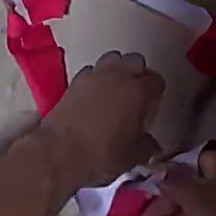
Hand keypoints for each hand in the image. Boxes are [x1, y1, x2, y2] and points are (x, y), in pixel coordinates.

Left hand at [34, 51, 164, 190]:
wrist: (58, 153)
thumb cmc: (102, 154)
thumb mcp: (133, 157)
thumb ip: (147, 147)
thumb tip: (152, 146)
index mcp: (140, 91)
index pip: (157, 80)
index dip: (156, 93)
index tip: (151, 107)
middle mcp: (121, 76)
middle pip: (136, 61)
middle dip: (138, 74)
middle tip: (135, 94)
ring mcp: (96, 75)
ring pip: (113, 59)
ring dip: (116, 70)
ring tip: (114, 89)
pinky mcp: (76, 80)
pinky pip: (91, 71)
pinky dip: (95, 79)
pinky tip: (92, 95)